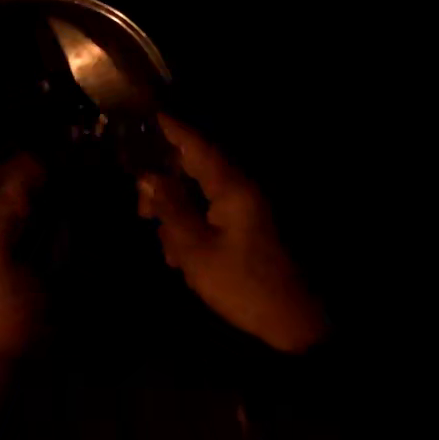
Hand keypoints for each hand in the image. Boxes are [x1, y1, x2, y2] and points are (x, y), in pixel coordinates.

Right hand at [137, 115, 326, 352]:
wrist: (296, 323)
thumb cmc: (243, 284)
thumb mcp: (196, 250)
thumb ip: (169, 208)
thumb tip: (146, 176)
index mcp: (231, 186)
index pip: (196, 144)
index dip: (170, 128)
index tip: (146, 116)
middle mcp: (242, 188)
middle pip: (194, 168)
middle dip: (164, 184)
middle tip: (142, 212)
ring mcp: (249, 207)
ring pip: (201, 193)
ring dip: (178, 213)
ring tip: (167, 250)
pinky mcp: (252, 226)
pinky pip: (214, 212)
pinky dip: (195, 227)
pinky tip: (183, 257)